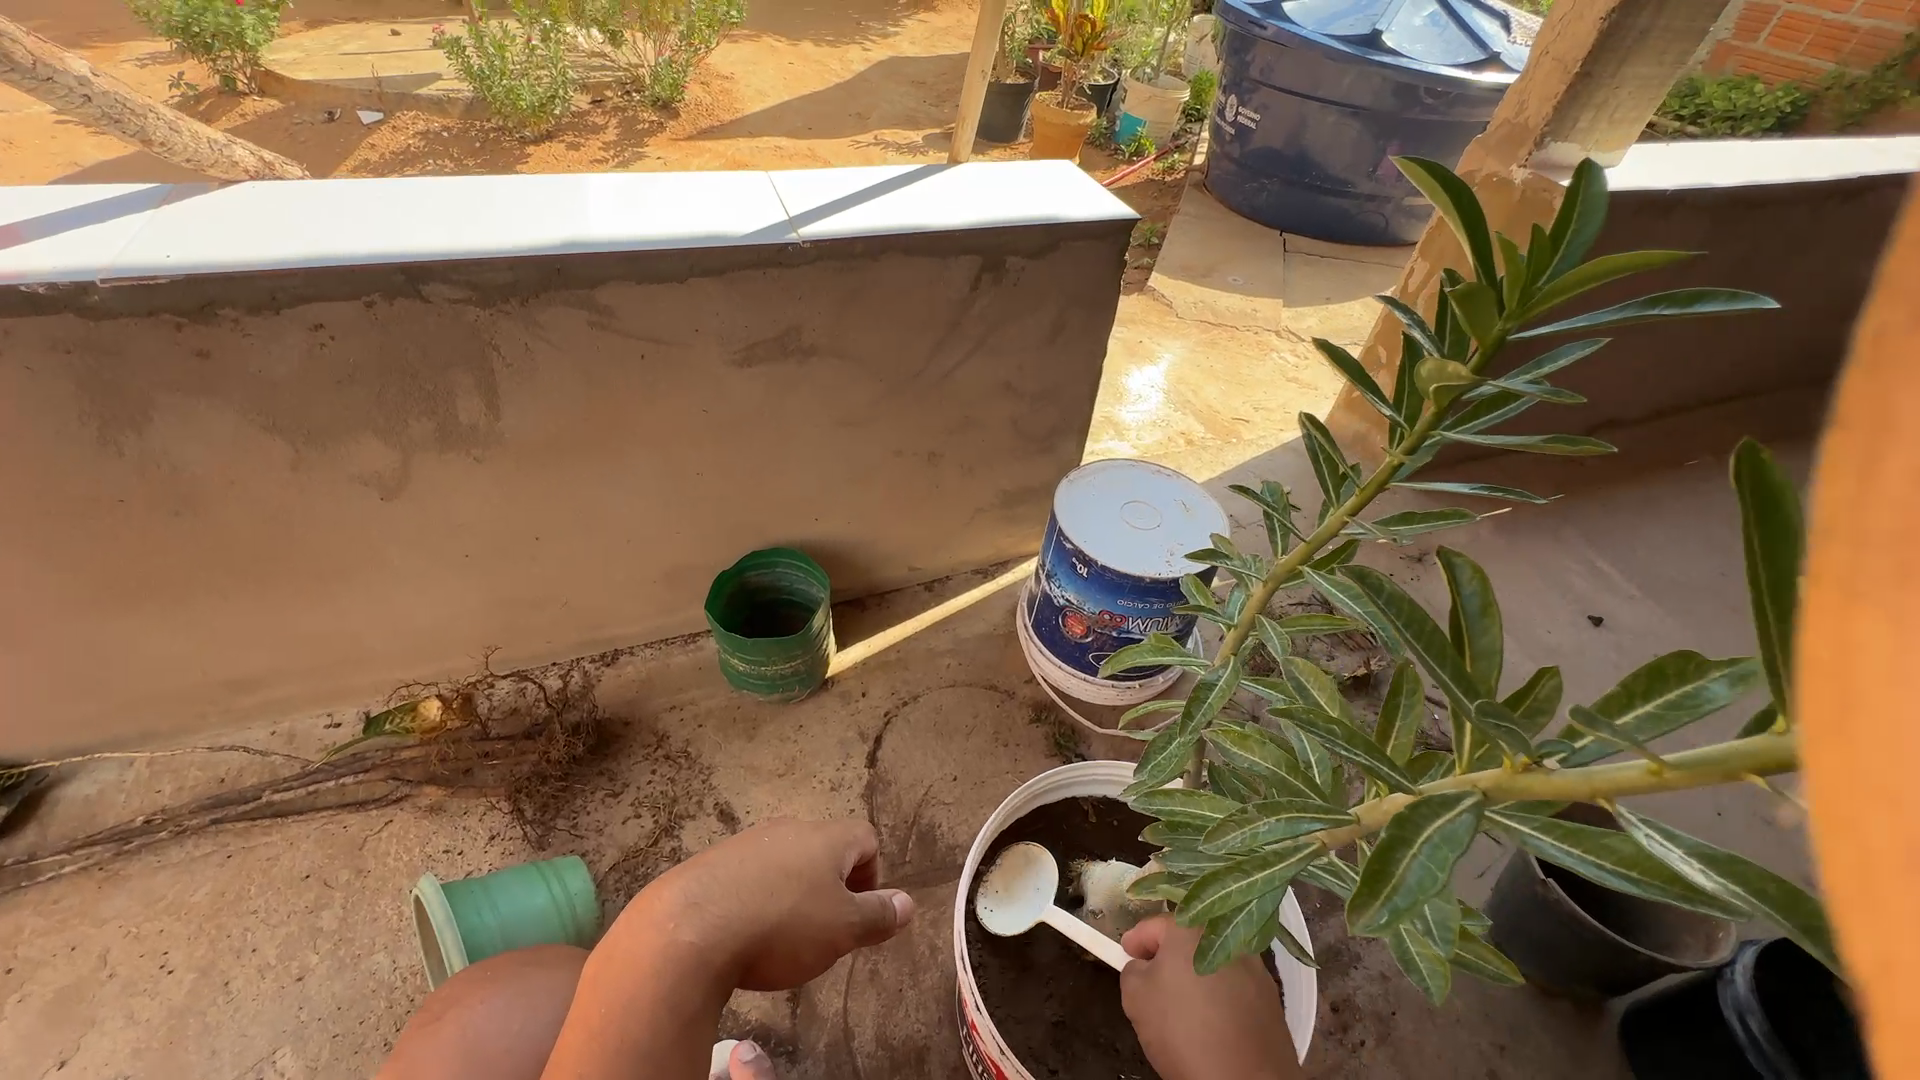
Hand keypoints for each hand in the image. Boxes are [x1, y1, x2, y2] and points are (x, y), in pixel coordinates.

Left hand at [629, 818, 914, 990]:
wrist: (687, 931)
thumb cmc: (781, 928)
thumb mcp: (842, 930)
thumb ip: (878, 916)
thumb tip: (908, 902)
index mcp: (827, 837)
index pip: (866, 838)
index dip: (872, 874)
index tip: (859, 913)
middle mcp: (788, 829)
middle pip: (824, 848)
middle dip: (829, 886)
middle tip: (823, 929)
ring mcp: (745, 842)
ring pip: (783, 861)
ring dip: (790, 891)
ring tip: (779, 936)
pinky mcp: (709, 863)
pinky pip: (745, 875)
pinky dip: (752, 899)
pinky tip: (740, 934)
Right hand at [1120, 915, 1299, 1079]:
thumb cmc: (1183, 1029)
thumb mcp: (1136, 996)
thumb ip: (1133, 969)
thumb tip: (1143, 967)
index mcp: (1192, 929)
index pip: (1153, 925)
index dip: (1135, 941)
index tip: (1126, 955)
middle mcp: (1227, 938)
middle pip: (1186, 941)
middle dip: (1167, 957)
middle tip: (1152, 983)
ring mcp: (1254, 967)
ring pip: (1211, 962)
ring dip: (1195, 975)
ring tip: (1184, 1006)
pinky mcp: (1270, 996)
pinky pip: (1234, 986)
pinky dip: (1219, 995)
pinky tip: (1211, 1020)